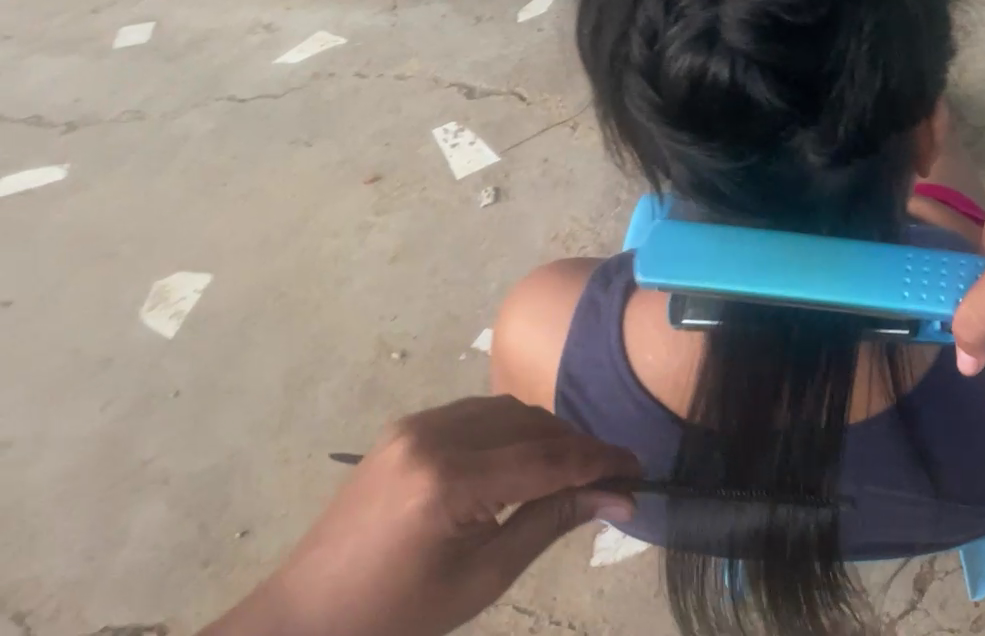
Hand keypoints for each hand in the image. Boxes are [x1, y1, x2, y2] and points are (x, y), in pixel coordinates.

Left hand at [205, 396, 641, 635]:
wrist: (302, 622)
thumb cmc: (396, 614)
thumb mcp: (484, 577)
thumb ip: (554, 521)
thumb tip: (622, 498)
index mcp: (449, 481)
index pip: (550, 459)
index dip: (602, 461)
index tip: (640, 469)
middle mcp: (436, 437)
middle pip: (536, 427)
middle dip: (580, 449)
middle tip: (612, 477)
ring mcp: (418, 426)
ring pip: (513, 412)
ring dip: (550, 435)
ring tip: (570, 470)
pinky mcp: (408, 427)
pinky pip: (482, 412)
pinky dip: (515, 429)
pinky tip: (524, 458)